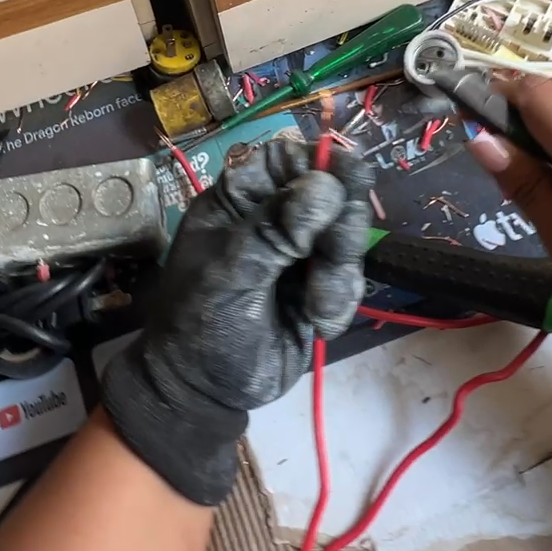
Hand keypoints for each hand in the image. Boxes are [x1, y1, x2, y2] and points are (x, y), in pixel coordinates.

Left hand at [101, 139, 371, 504]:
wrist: (206, 392)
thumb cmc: (200, 322)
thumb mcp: (230, 271)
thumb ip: (276, 230)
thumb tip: (326, 185)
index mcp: (242, 199)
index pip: (287, 158)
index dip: (318, 160)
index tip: (346, 173)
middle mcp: (277, 218)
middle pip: (333, 192)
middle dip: (340, 225)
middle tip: (330, 253)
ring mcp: (302, 252)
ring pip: (349, 236)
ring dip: (339, 271)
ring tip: (315, 303)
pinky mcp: (322, 287)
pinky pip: (351, 278)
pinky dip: (340, 301)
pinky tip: (318, 322)